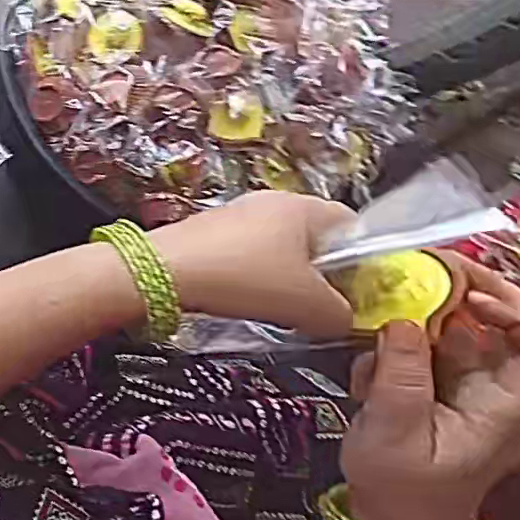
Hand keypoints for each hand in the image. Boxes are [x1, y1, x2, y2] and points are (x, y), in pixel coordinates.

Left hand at [147, 190, 356, 336]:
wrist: (159, 273)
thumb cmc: (243, 279)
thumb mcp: (308, 306)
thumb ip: (340, 314)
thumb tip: (342, 319)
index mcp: (302, 205)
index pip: (353, 226)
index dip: (361, 262)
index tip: (351, 295)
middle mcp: (267, 201)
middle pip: (311, 239)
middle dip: (316, 275)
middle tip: (311, 307)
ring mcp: (230, 214)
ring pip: (273, 249)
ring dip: (278, 280)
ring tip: (271, 308)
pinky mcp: (202, 232)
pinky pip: (239, 255)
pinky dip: (245, 277)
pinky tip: (235, 298)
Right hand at [341, 258, 519, 519]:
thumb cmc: (400, 484)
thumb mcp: (391, 431)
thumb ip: (400, 377)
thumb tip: (402, 319)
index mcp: (508, 410)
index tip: (474, 301)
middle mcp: (506, 393)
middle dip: (482, 295)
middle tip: (432, 270)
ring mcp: (478, 389)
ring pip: (476, 333)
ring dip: (435, 311)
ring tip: (393, 300)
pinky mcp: (450, 387)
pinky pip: (441, 347)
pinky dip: (411, 336)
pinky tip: (378, 345)